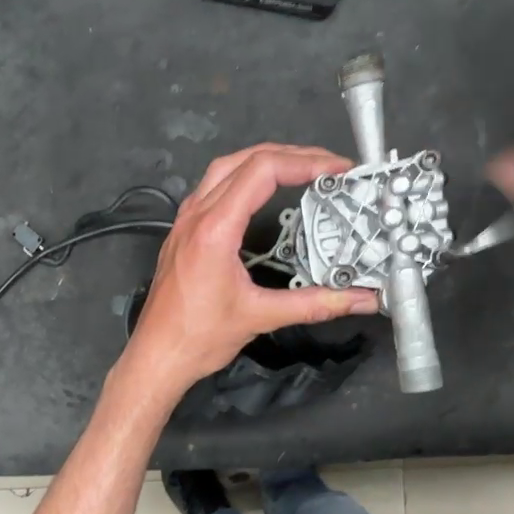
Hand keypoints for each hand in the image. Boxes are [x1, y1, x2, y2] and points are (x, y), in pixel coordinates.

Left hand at [121, 144, 378, 398]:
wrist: (156, 357)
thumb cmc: (195, 338)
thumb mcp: (260, 317)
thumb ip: (314, 303)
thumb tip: (357, 298)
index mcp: (213, 229)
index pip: (262, 170)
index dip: (305, 162)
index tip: (336, 170)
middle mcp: (195, 218)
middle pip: (244, 160)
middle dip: (290, 155)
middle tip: (326, 167)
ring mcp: (184, 225)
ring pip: (223, 170)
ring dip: (262, 162)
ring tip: (299, 171)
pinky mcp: (181, 236)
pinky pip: (210, 191)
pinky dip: (240, 182)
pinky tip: (259, 196)